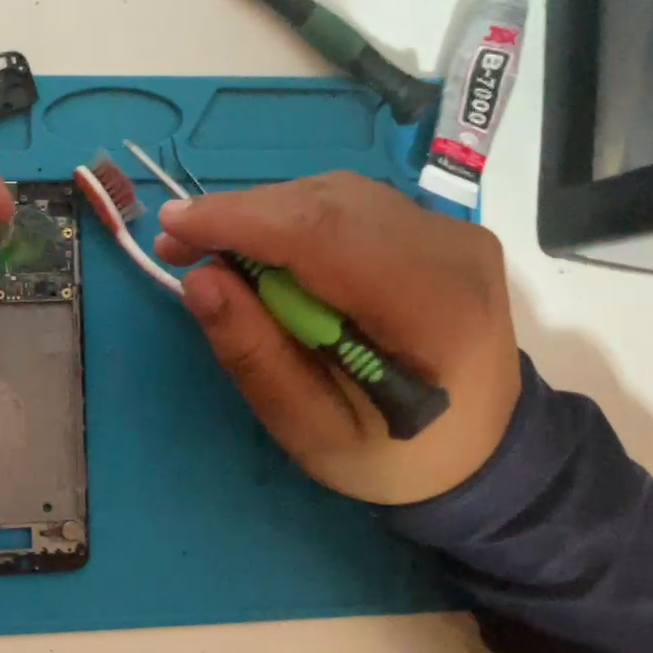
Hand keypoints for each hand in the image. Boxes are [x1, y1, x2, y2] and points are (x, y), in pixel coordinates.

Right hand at [154, 173, 518, 505]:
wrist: (480, 452)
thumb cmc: (392, 456)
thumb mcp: (313, 431)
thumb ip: (258, 358)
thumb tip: (199, 281)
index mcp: (432, 311)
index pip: (326, 236)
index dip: (242, 221)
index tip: (171, 228)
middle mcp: (452, 252)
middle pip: (329, 203)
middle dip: (241, 215)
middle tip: (175, 244)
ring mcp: (451, 234)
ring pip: (338, 195)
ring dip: (264, 215)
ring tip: (210, 248)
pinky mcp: (437, 231)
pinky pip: (353, 206)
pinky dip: (295, 220)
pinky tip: (263, 249)